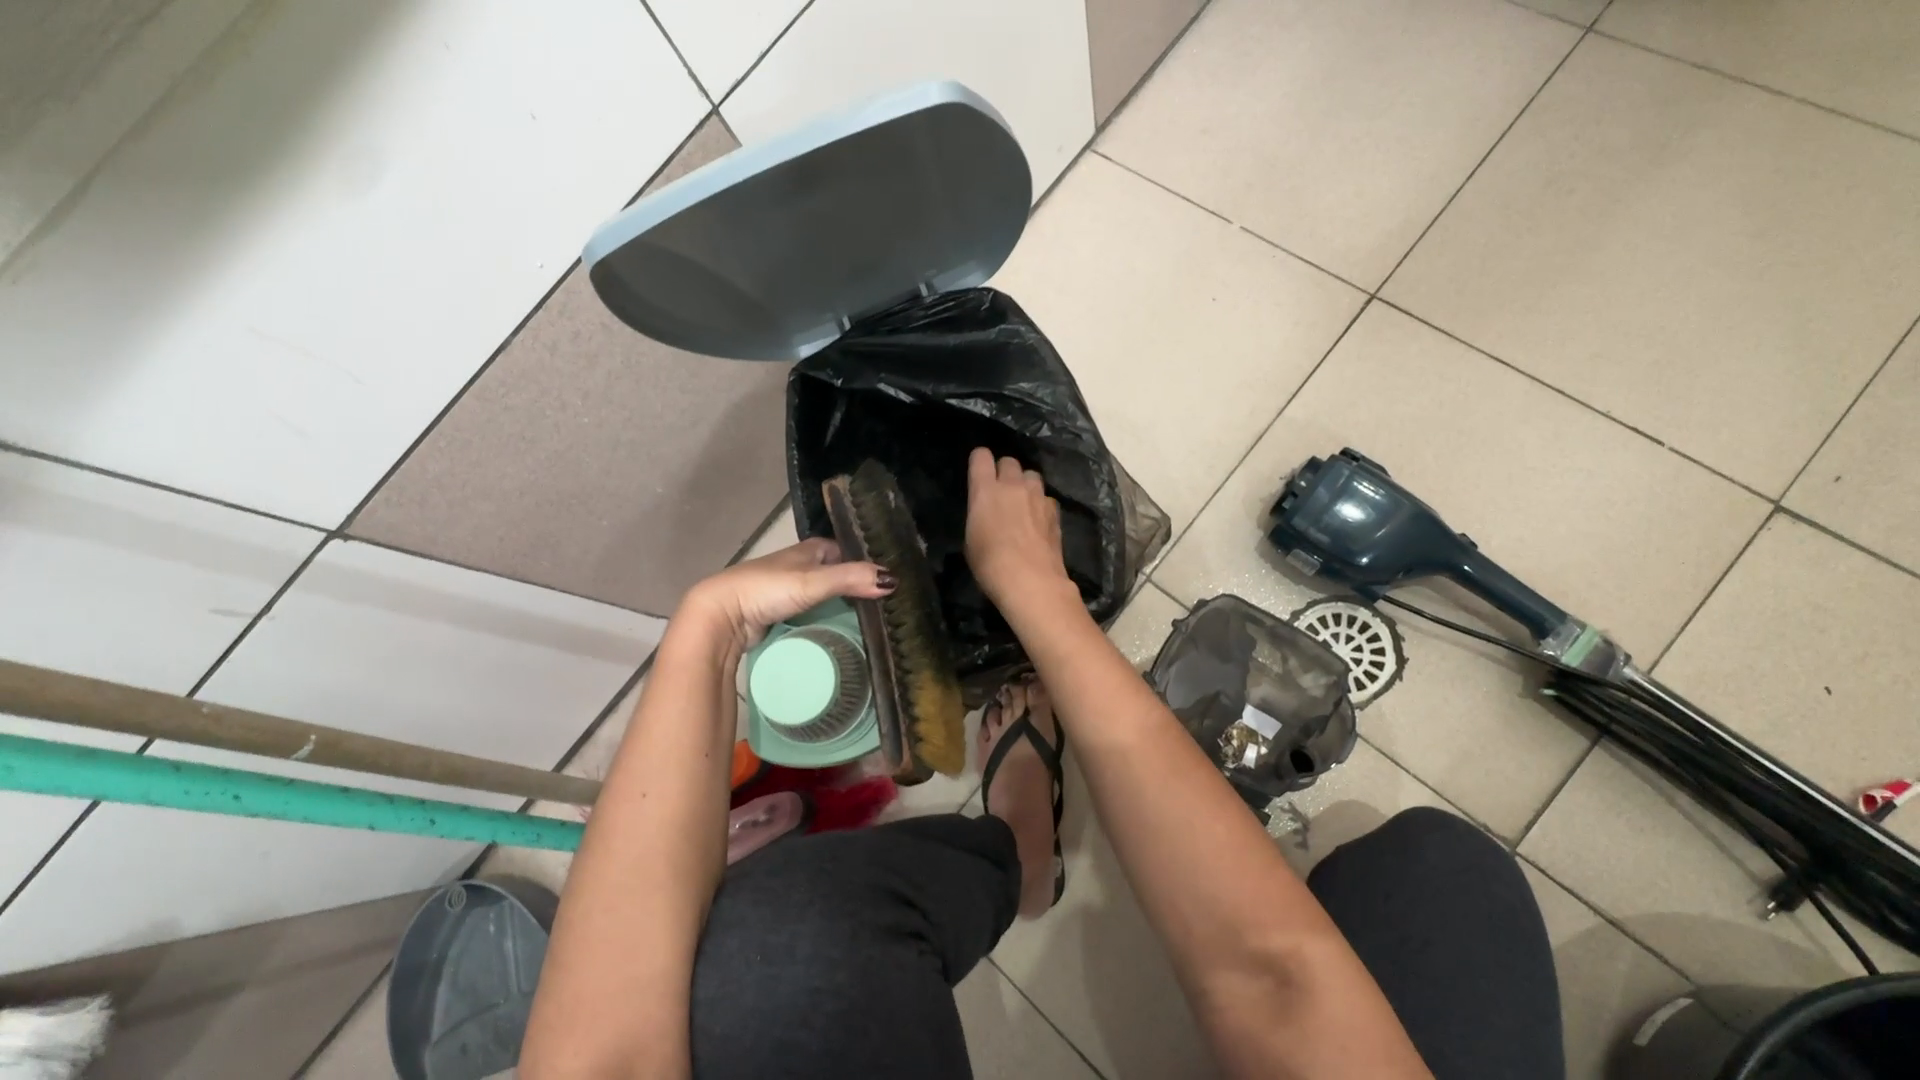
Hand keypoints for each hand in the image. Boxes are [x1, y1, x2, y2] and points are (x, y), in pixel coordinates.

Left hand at [681, 538, 892, 647]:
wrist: (722, 615)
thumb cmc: (768, 588)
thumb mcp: (814, 582)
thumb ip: (852, 579)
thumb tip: (894, 580)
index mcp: (809, 550)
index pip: (848, 551)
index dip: (867, 562)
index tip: (890, 581)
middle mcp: (800, 566)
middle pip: (837, 575)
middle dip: (857, 587)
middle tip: (886, 607)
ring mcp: (788, 591)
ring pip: (825, 597)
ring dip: (842, 607)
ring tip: (872, 624)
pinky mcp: (780, 614)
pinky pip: (813, 616)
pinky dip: (827, 622)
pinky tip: (842, 634)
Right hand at [965, 447, 1071, 606]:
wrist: (1030, 580)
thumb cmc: (990, 564)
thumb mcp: (971, 538)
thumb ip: (979, 515)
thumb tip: (986, 513)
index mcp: (985, 490)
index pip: (981, 456)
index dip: (979, 461)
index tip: (979, 472)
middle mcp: (1013, 485)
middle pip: (1009, 461)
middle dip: (1004, 471)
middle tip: (1001, 491)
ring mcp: (1037, 496)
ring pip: (1031, 475)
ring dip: (1025, 484)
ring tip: (1023, 502)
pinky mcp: (1055, 511)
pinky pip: (1046, 497)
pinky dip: (1041, 504)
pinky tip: (1039, 521)